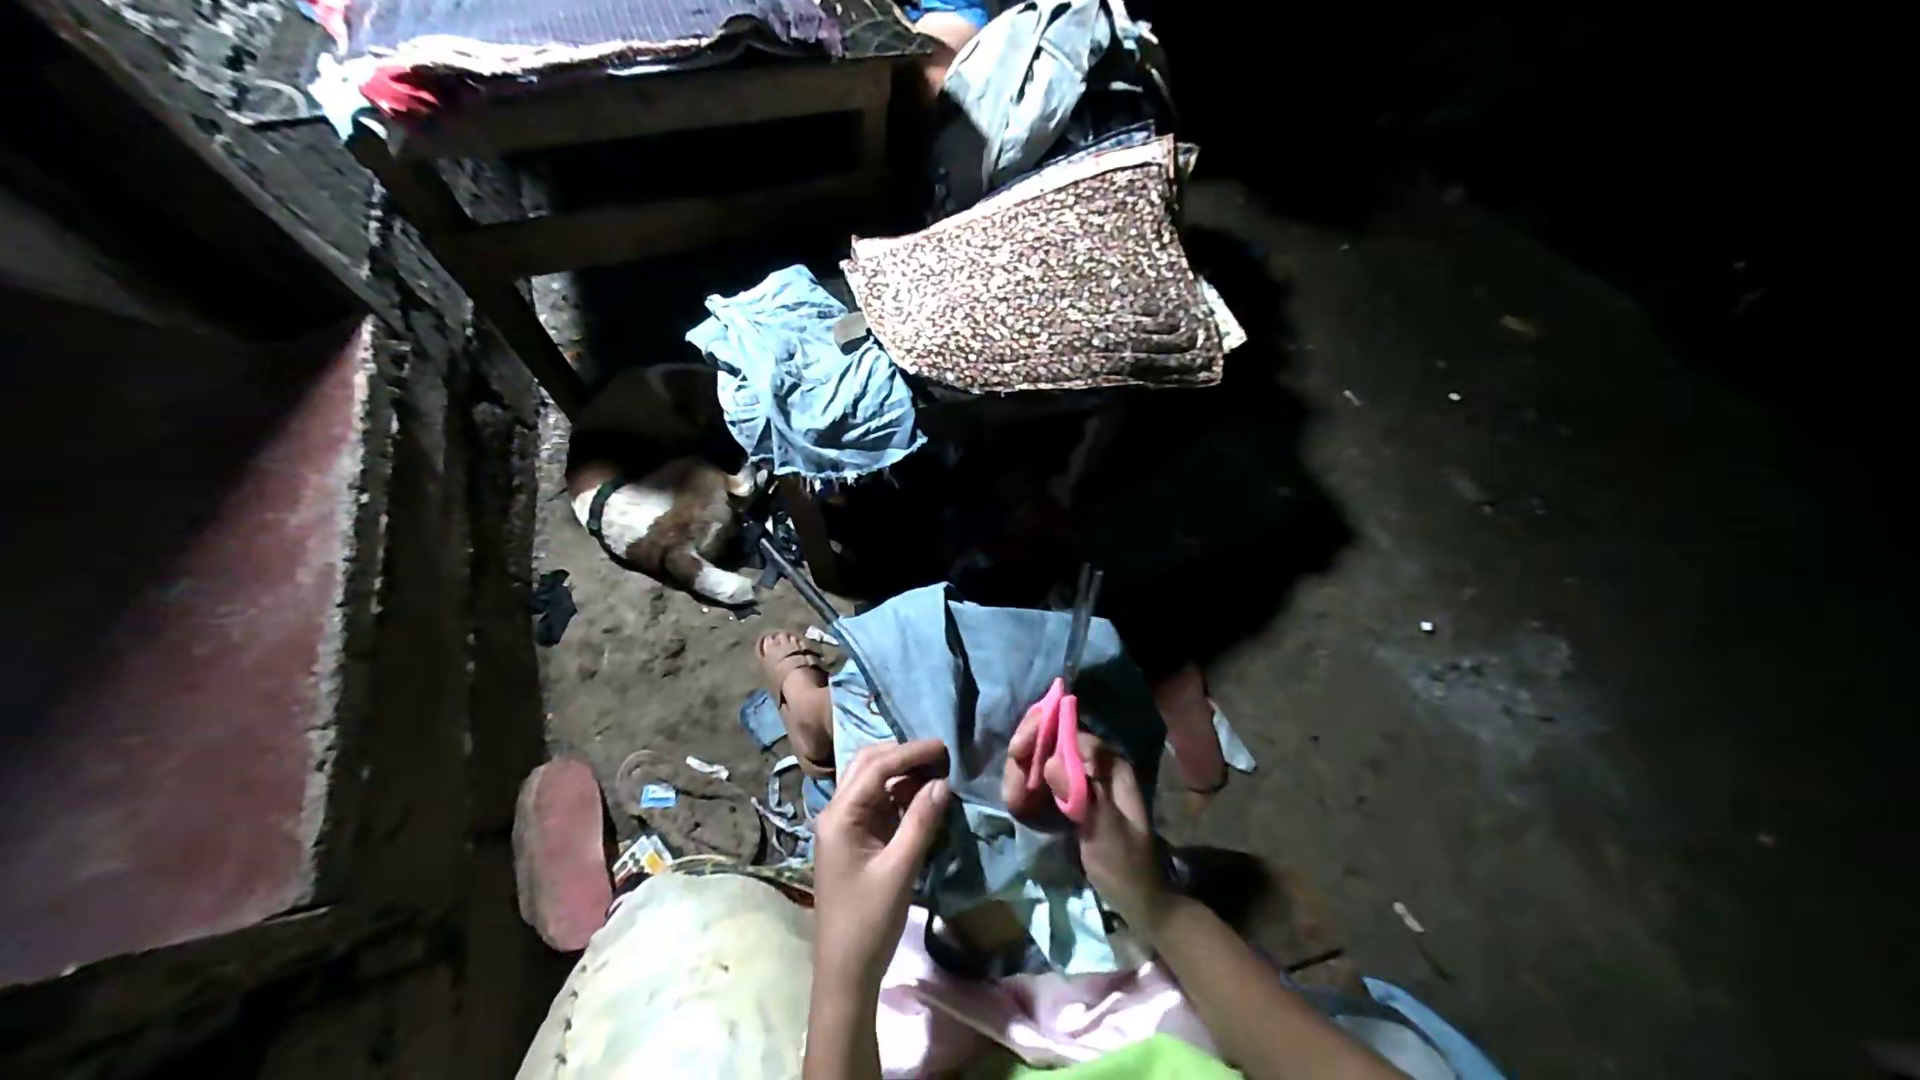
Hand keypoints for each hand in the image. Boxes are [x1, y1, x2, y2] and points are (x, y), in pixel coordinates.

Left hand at [812, 739, 952, 988]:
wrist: (845, 973)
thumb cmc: (869, 922)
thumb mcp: (900, 870)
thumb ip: (921, 822)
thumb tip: (942, 782)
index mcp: (840, 816)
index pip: (876, 767)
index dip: (911, 752)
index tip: (944, 747)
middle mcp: (837, 812)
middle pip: (869, 764)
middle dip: (903, 755)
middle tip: (941, 757)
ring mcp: (845, 825)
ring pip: (872, 781)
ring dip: (902, 772)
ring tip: (937, 771)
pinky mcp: (856, 839)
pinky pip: (878, 802)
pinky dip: (900, 793)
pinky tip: (923, 796)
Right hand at [1002, 711, 1170, 934]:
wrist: (1135, 899)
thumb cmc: (1126, 866)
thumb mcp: (1108, 834)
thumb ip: (1084, 797)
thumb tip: (1052, 763)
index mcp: (1111, 765)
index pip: (1072, 733)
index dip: (1042, 734)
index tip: (1018, 752)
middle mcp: (1094, 763)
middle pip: (1052, 738)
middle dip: (1026, 754)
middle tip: (1012, 786)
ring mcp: (1079, 777)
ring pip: (1040, 756)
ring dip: (1021, 772)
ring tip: (1014, 801)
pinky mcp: (1068, 792)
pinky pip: (1040, 776)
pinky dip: (1024, 786)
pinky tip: (1018, 802)